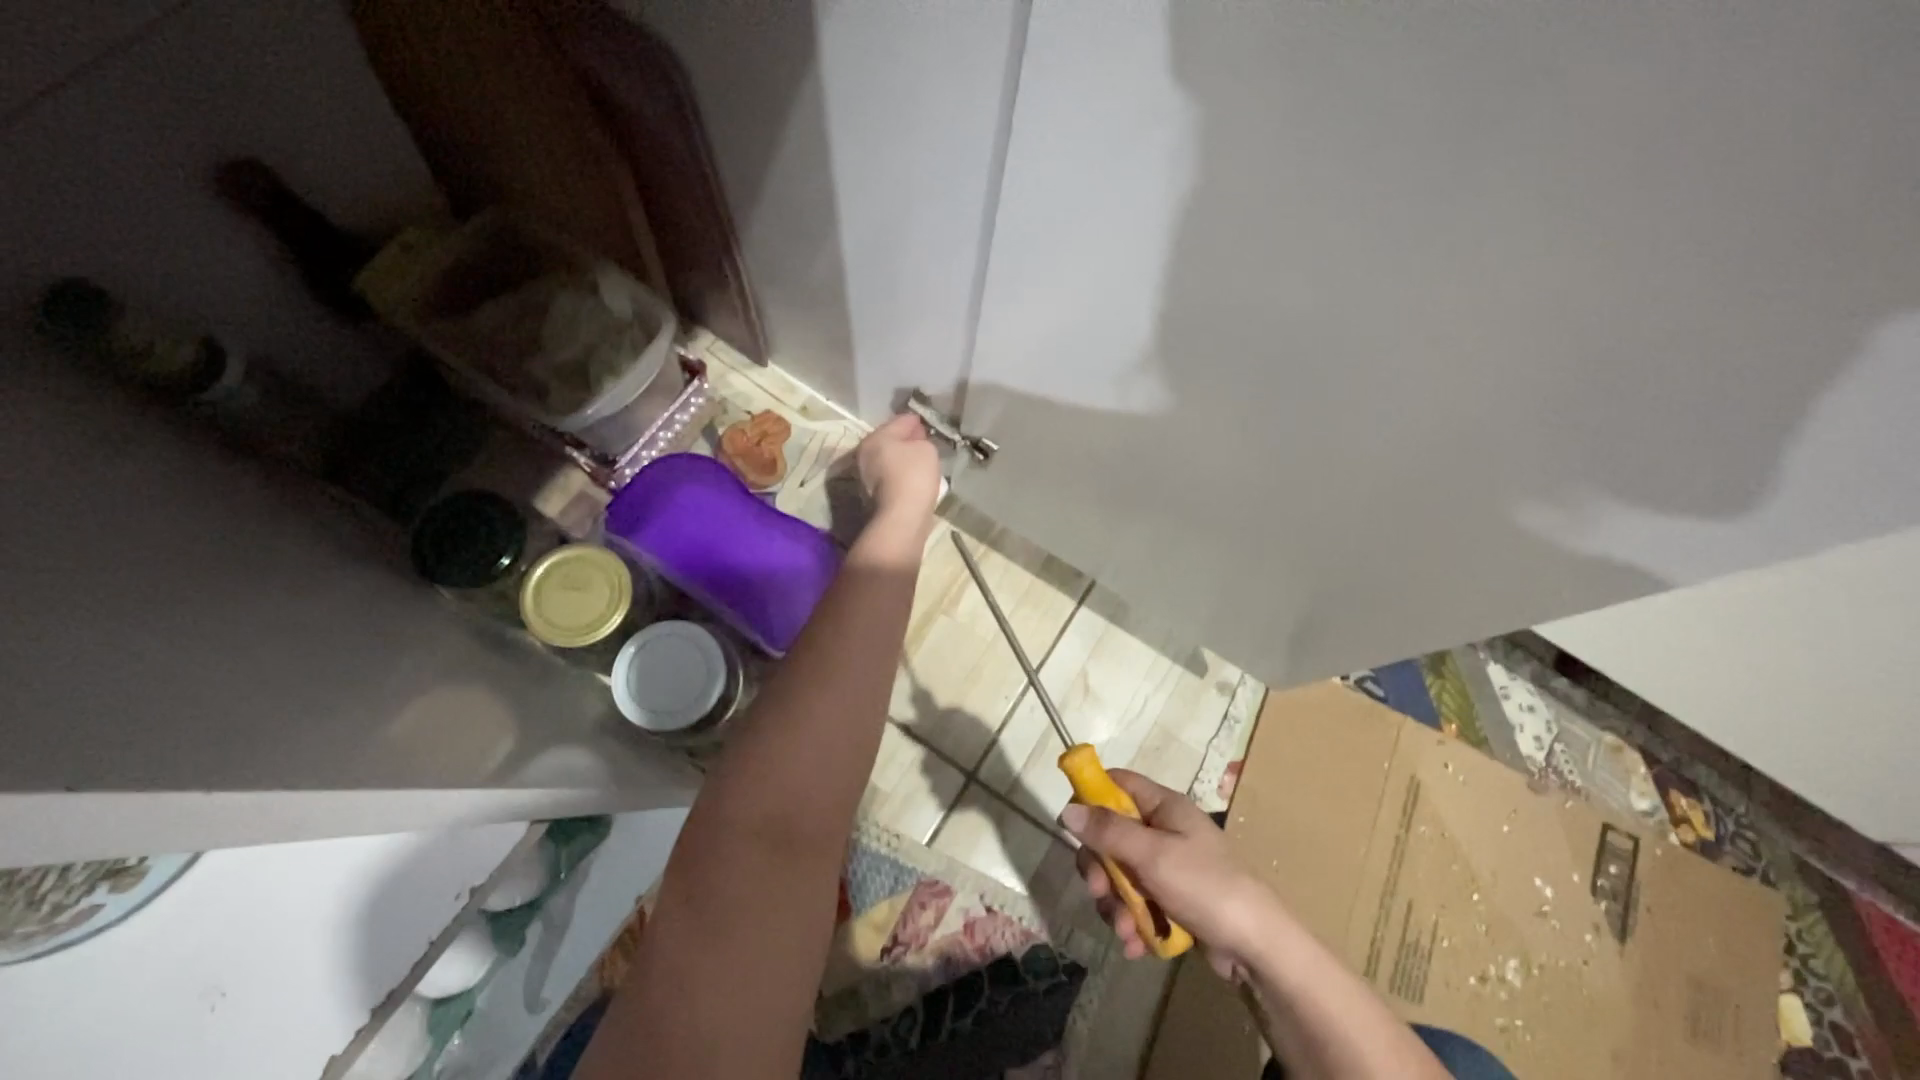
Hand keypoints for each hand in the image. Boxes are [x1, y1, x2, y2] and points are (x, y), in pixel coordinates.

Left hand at [855, 414, 942, 532]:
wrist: (902, 517)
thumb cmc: (914, 475)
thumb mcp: (926, 449)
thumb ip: (920, 440)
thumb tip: (915, 442)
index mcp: (875, 438)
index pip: (899, 421)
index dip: (915, 421)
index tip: (925, 423)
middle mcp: (864, 454)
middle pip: (889, 440)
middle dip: (905, 439)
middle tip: (923, 440)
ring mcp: (865, 476)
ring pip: (887, 459)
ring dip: (901, 458)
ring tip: (920, 459)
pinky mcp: (871, 495)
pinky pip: (889, 475)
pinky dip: (900, 473)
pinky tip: (913, 476)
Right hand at [1060, 770, 1280, 978]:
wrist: (1255, 944)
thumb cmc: (1205, 885)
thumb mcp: (1152, 855)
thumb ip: (1108, 831)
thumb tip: (1067, 808)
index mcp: (1164, 806)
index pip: (1117, 784)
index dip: (1090, 798)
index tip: (1072, 825)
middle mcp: (1164, 830)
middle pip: (1110, 836)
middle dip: (1100, 869)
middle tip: (1100, 891)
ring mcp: (1168, 867)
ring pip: (1120, 875)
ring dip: (1114, 904)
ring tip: (1124, 929)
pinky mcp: (1171, 899)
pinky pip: (1137, 902)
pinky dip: (1132, 922)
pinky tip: (1135, 944)